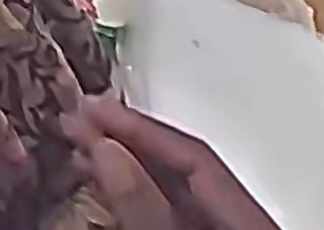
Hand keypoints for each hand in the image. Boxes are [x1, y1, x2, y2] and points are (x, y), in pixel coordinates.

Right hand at [62, 97, 280, 229]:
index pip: (193, 154)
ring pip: (172, 193)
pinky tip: (102, 185)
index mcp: (251, 216)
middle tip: (72, 120)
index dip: (140, 125)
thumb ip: (146, 208)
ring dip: (122, 167)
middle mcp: (241, 216)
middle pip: (180, 169)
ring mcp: (221, 225)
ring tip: (77, 149)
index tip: (89, 105)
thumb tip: (103, 144)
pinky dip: (134, 197)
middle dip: (124, 141)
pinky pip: (168, 214)